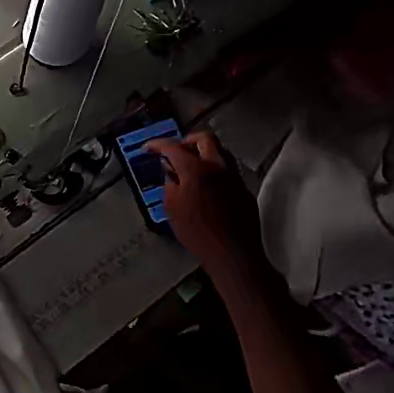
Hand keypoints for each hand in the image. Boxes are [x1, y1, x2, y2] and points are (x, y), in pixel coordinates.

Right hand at [148, 132, 266, 288]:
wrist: (233, 254)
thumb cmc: (196, 232)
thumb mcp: (172, 208)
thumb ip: (170, 184)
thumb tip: (171, 173)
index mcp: (196, 169)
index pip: (174, 147)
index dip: (158, 144)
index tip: (148, 147)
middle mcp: (218, 167)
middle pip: (205, 139)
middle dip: (187, 140)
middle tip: (176, 151)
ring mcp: (235, 178)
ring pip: (221, 152)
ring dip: (205, 153)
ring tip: (192, 166)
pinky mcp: (244, 191)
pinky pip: (229, 171)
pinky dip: (215, 170)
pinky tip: (208, 186)